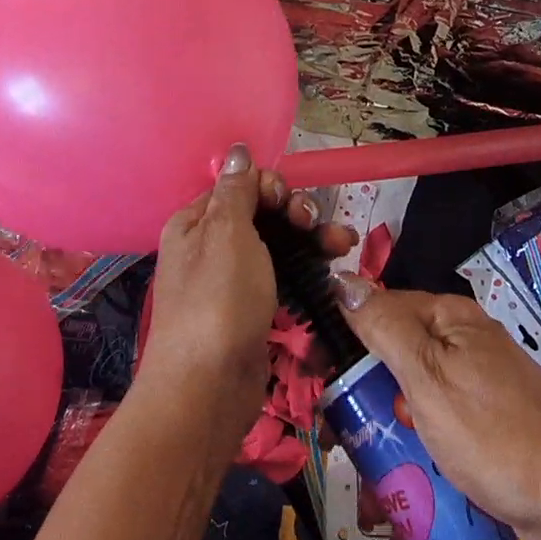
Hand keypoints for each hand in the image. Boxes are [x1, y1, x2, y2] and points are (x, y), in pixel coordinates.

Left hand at [139, 144, 355, 444]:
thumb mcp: (227, 234)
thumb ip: (237, 190)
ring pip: (279, 245)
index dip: (270, 187)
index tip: (287, 204)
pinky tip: (333, 271)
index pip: (239, 186)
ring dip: (312, 239)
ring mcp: (233, 281)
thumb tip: (238, 150)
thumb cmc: (218, 301)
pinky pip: (283, 276)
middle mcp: (211, 247)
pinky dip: (308, 269)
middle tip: (315, 226)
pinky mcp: (252, 310)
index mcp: (196, 222)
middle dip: (297, 213)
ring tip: (345, 245)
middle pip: (263, 214)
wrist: (207, 389)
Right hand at [335, 281, 540, 539]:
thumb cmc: (497, 436)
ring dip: (384, 430)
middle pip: (390, 357)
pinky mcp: (483, 425)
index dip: (340, 339)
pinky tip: (407, 477)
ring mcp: (473, 386)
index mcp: (448, 316)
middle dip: (362, 396)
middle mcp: (461, 342)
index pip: (375, 308)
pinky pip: (434, 427)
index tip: (313, 378)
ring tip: (372, 468)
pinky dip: (415, 449)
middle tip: (341, 438)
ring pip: (408, 397)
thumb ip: (385, 328)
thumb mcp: (429, 377)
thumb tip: (342, 280)